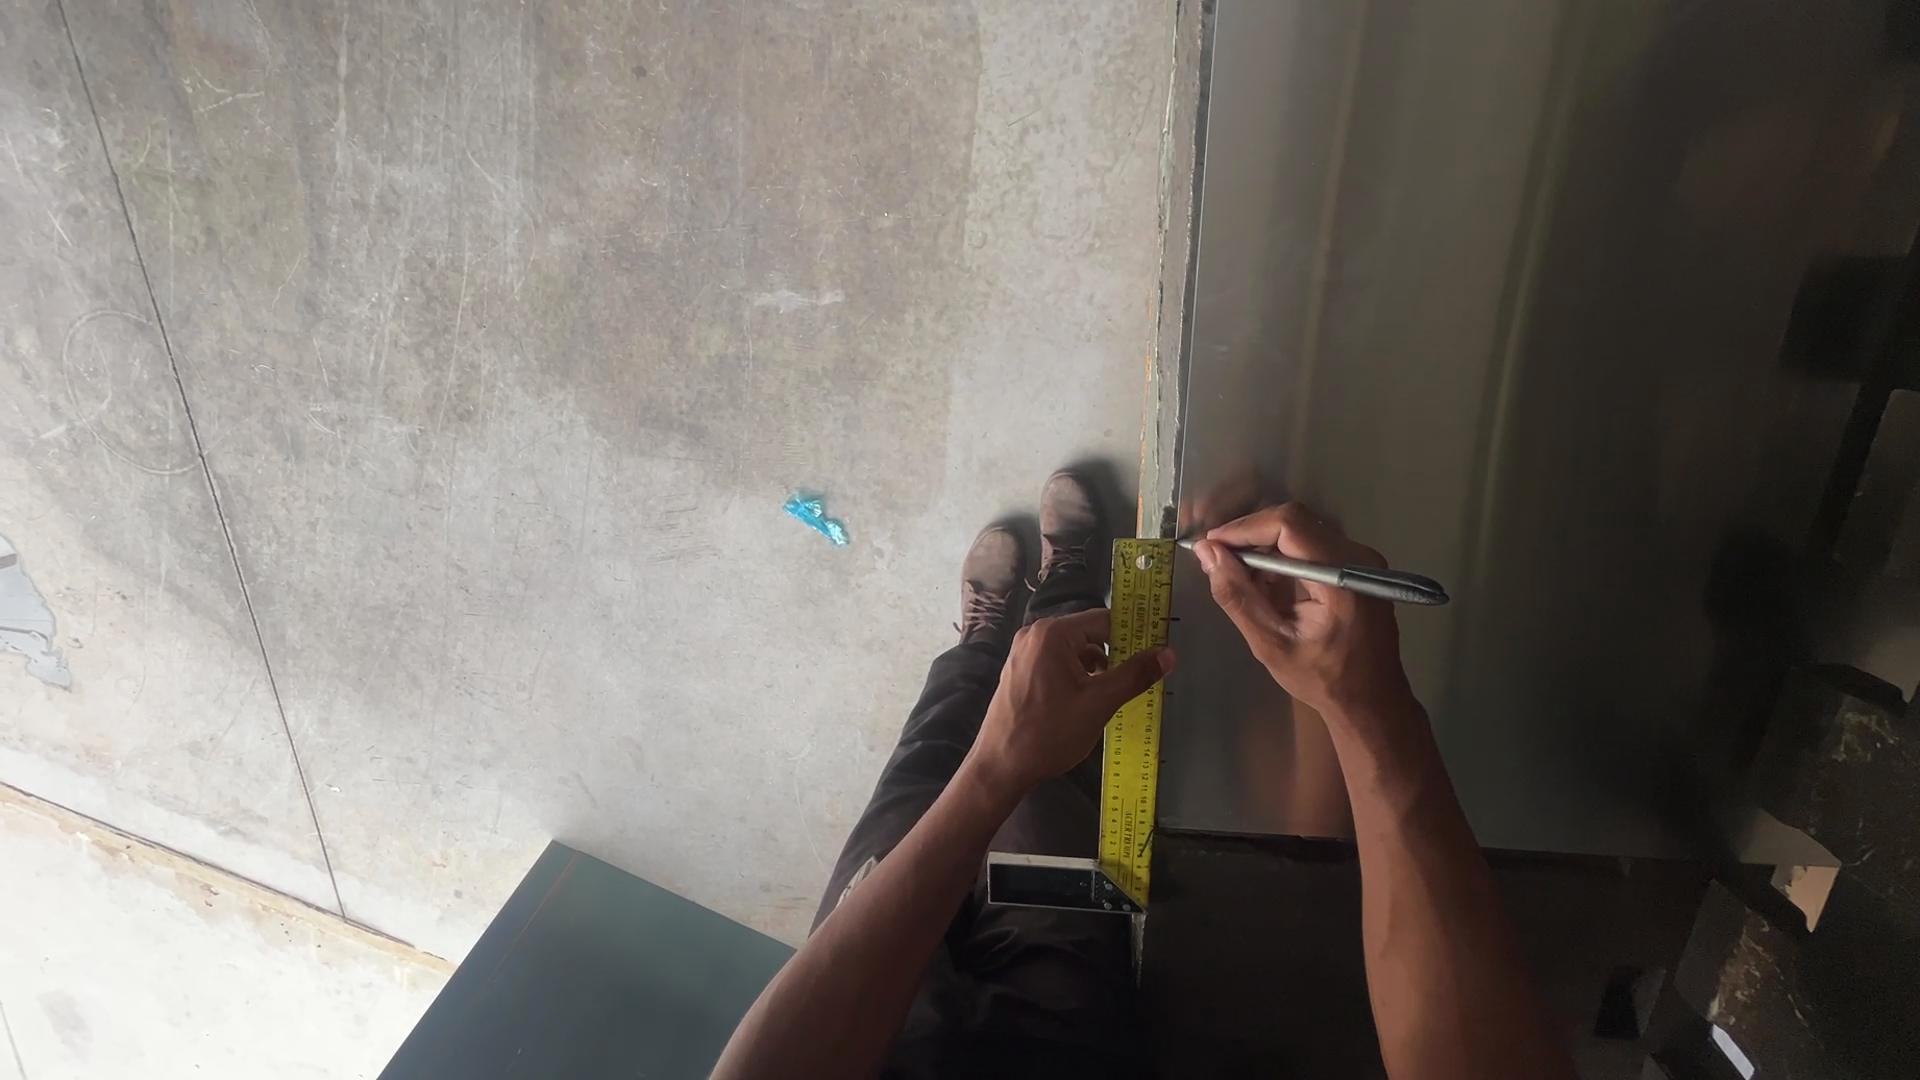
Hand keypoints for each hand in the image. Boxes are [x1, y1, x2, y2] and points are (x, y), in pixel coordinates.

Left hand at [969, 608, 1175, 796]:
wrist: (1000, 766)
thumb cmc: (1048, 733)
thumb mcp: (1099, 703)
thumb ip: (1135, 675)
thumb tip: (1168, 653)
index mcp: (1053, 633)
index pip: (1105, 620)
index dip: (1134, 635)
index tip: (1158, 651)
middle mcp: (1035, 634)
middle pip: (1089, 632)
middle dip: (1117, 652)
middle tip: (1143, 674)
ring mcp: (1024, 651)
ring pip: (1075, 649)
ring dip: (1098, 666)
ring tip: (1117, 691)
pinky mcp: (1021, 669)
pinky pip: (1058, 661)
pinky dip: (1078, 674)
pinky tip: (1090, 697)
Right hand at [1192, 503, 1414, 719]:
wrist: (1371, 699)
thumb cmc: (1321, 678)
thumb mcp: (1269, 642)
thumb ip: (1236, 595)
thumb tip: (1207, 553)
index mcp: (1341, 578)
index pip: (1289, 526)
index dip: (1244, 528)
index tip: (1212, 545)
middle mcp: (1357, 558)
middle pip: (1294, 522)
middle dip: (1250, 535)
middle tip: (1219, 557)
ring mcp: (1361, 559)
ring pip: (1300, 529)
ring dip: (1263, 545)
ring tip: (1239, 574)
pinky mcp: (1356, 565)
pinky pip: (1310, 543)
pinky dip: (1280, 555)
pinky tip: (1264, 581)